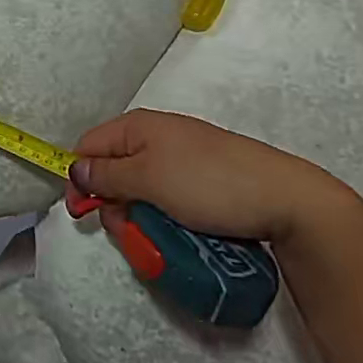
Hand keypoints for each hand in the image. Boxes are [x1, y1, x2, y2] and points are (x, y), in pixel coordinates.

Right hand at [69, 110, 357, 245]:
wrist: (287, 200)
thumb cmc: (208, 184)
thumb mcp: (148, 179)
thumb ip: (106, 175)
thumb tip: (75, 170)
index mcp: (137, 126)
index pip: (88, 147)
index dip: (79, 180)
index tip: (82, 214)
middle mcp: (155, 136)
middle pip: (113, 170)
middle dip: (113, 203)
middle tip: (127, 231)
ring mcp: (180, 157)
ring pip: (139, 188)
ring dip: (138, 215)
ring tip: (155, 236)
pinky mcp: (201, 179)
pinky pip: (165, 196)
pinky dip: (163, 216)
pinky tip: (175, 231)